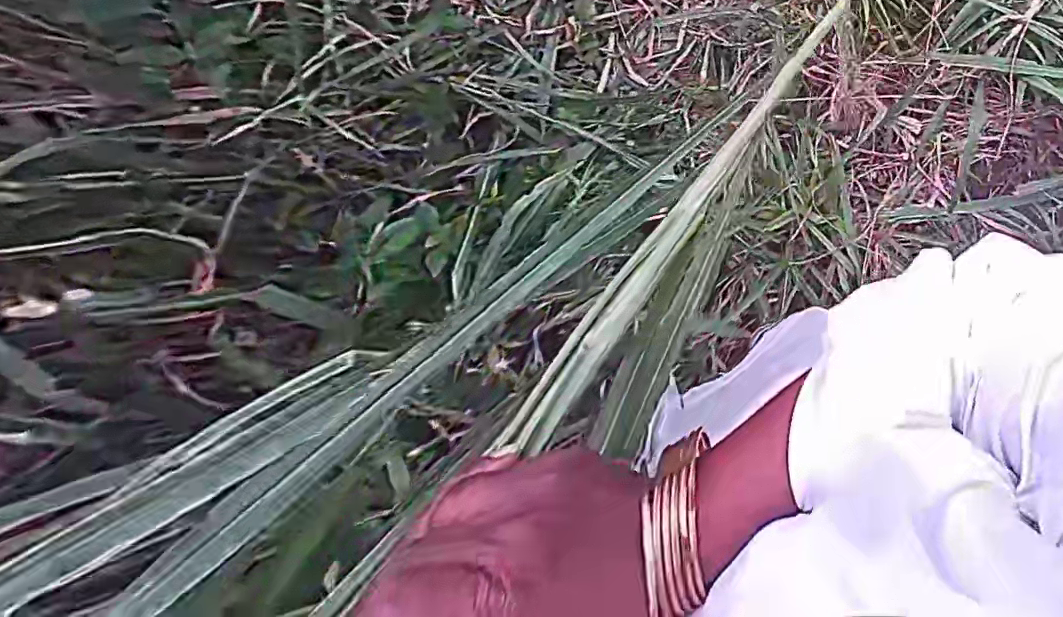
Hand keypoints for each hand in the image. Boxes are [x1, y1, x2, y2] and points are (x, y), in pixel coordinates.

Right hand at [361, 447, 647, 616]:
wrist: (684, 540)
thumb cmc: (623, 606)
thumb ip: (473, 614)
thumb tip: (433, 603)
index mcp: (504, 593)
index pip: (401, 595)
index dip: (377, 612)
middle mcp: (512, 532)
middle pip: (417, 552)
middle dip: (398, 584)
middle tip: (403, 605)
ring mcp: (536, 486)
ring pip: (446, 505)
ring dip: (428, 538)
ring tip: (433, 564)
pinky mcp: (558, 461)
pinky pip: (490, 474)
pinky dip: (467, 500)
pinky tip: (468, 519)